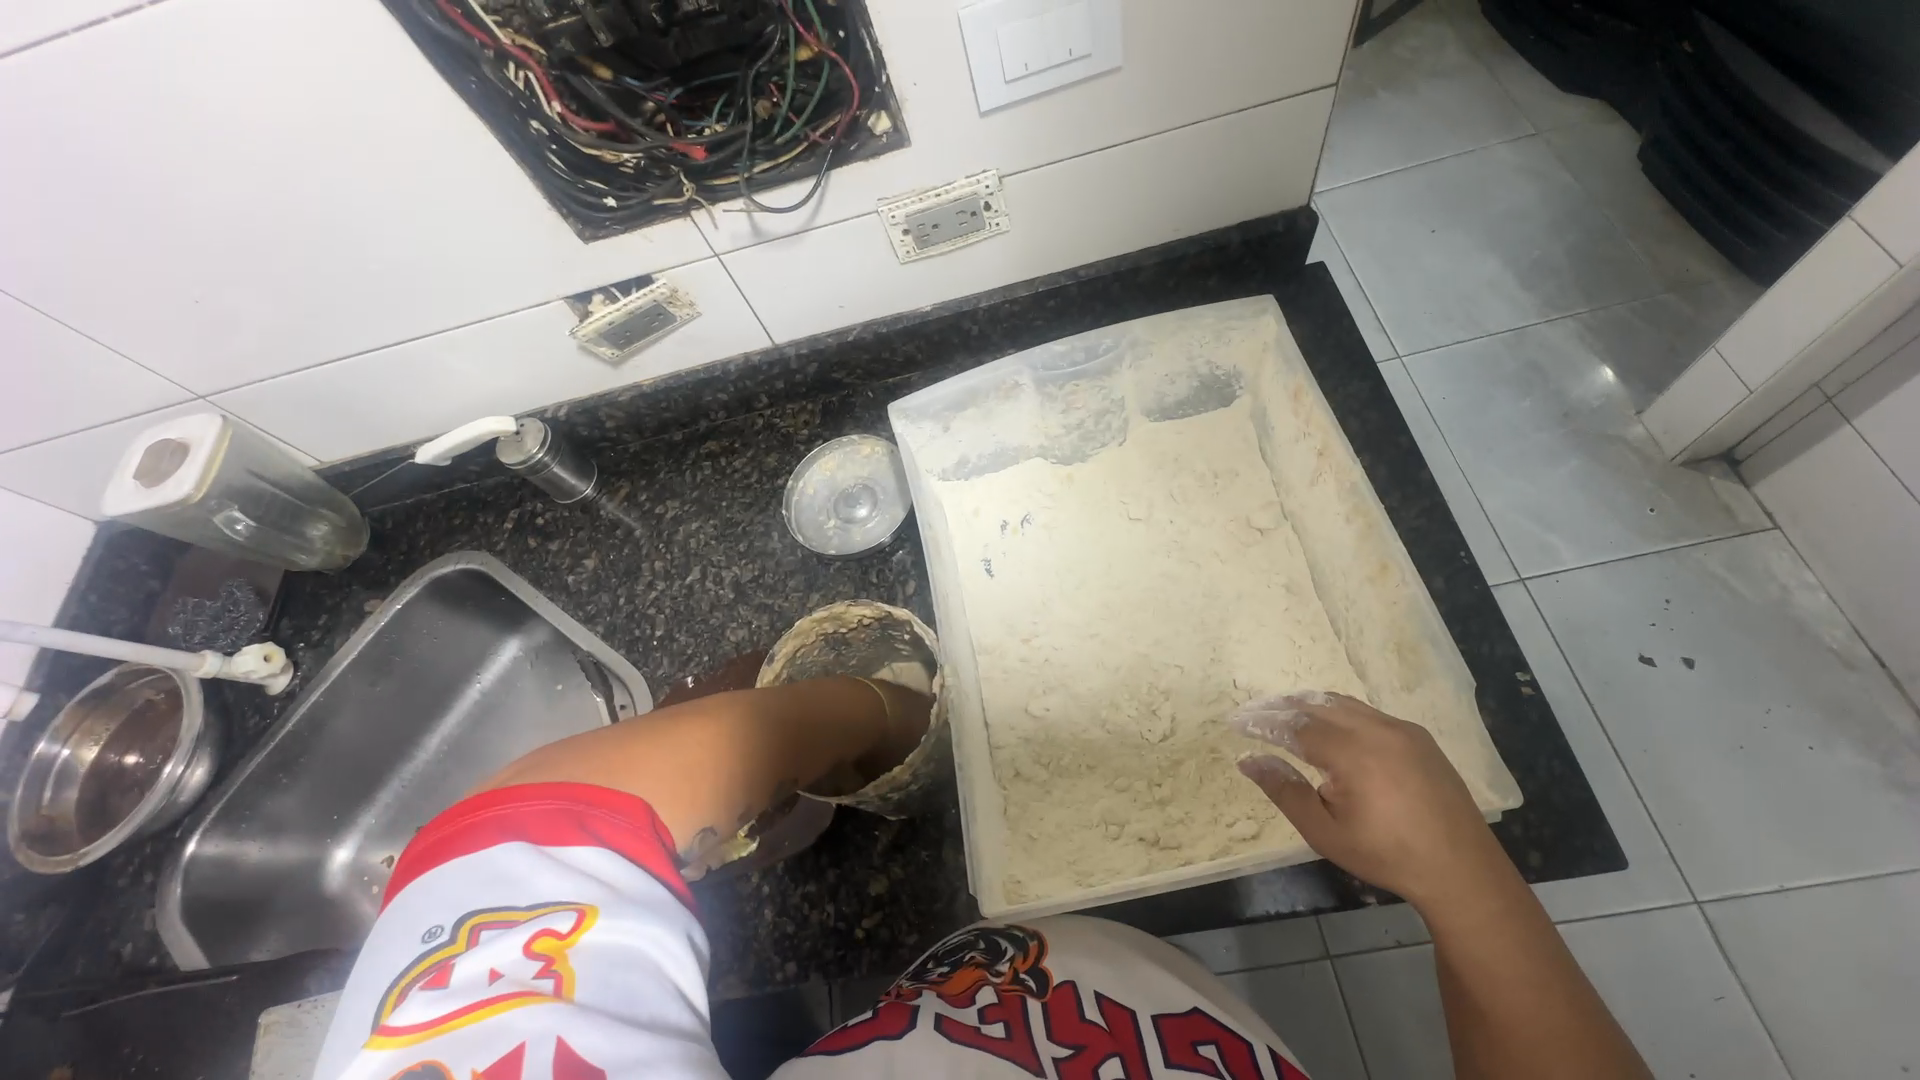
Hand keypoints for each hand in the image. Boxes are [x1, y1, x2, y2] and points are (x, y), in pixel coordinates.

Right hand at [1233, 692, 1513, 908]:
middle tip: (1253, 712)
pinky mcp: (1418, 738)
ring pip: (1344, 704)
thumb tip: (1248, 761)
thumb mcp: (1325, 832)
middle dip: (1282, 707)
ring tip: (1283, 712)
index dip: (1263, 723)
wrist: (1461, 869)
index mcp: (1353, 754)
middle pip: (1318, 705)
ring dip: (1310, 705)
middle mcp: (1377, 731)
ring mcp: (1402, 730)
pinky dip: (1339, 712)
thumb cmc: (1386, 855)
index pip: (1295, 726)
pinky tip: (1329, 726)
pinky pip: (1368, 713)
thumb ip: (1285, 791)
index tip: (1236, 722)